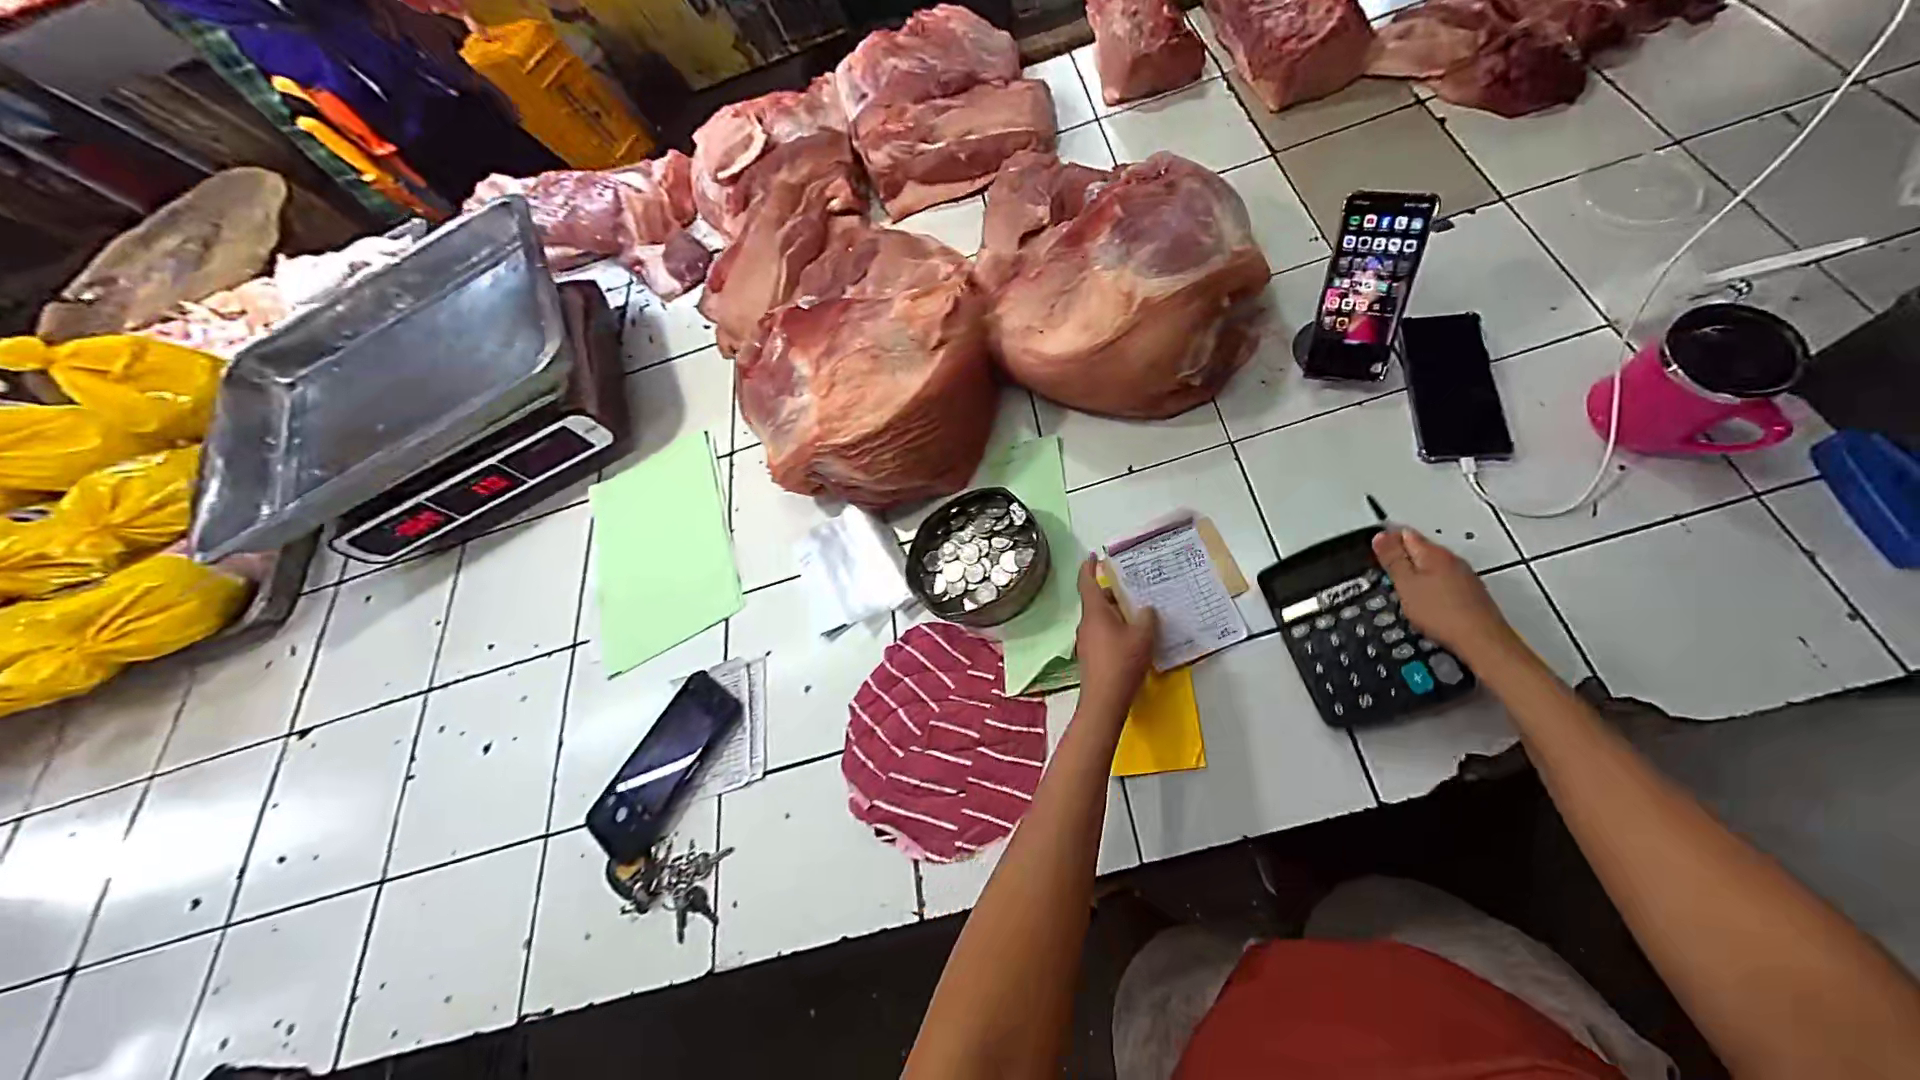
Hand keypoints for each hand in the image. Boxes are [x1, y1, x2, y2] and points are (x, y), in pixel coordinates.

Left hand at [1074, 556, 1156, 712]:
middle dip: (1114, 593)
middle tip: (1134, 587)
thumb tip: (1146, 609)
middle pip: (1097, 601)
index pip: (1087, 582)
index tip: (1093, 556)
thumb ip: (1147, 617)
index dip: (1089, 567)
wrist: (1104, 700)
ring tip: (1140, 611)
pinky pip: (1103, 634)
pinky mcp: (1091, 657)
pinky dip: (1116, 629)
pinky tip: (1134, 637)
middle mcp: (1086, 624)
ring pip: (1101, 619)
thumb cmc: (1121, 662)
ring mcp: (1086, 641)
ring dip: (1117, 612)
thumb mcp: (1142, 635)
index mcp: (1094, 612)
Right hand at [1372, 527, 1516, 662]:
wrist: (1481, 640)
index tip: (1375, 555)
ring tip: (1403, 592)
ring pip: (1431, 566)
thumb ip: (1392, 559)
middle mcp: (1452, 560)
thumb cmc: (1443, 613)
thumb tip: (1381, 535)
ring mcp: (1463, 576)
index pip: (1404, 534)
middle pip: (1419, 549)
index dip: (1385, 541)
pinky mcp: (1469, 592)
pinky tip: (1424, 604)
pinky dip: (1429, 588)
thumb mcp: (1406, 585)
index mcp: (1434, 553)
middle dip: (1401, 559)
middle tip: (1385, 575)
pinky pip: (1442, 582)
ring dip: (1415, 575)